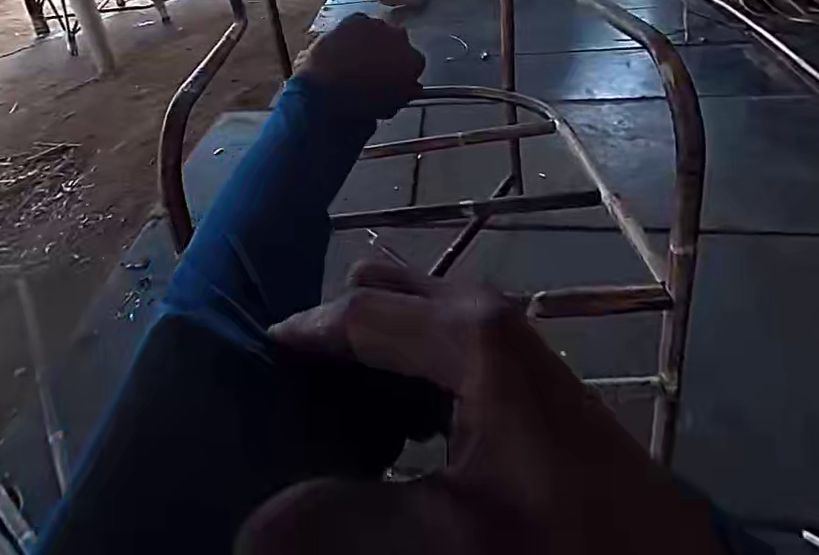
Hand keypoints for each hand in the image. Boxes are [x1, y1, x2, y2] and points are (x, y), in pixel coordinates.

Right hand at [248, 260, 724, 554]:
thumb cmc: (567, 545)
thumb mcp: (455, 544)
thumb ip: (346, 523)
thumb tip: (251, 528)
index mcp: (467, 334)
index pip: (359, 314)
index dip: (304, 334)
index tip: (258, 359)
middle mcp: (478, 310)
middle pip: (377, 289)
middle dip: (333, 327)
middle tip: (299, 383)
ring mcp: (497, 325)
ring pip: (401, 304)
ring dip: (363, 341)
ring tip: (331, 398)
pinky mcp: (508, 351)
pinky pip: (426, 328)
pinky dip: (394, 355)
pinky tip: (386, 414)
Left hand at [296, 14, 424, 118]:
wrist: (326, 89)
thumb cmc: (360, 103)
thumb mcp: (390, 106)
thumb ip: (404, 93)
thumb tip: (410, 87)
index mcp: (412, 61)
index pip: (414, 62)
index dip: (402, 70)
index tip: (391, 76)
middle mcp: (400, 38)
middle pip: (398, 42)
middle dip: (388, 52)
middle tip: (372, 67)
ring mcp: (377, 25)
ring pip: (378, 31)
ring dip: (371, 41)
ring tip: (353, 57)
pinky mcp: (355, 19)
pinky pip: (358, 24)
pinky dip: (352, 33)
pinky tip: (342, 46)